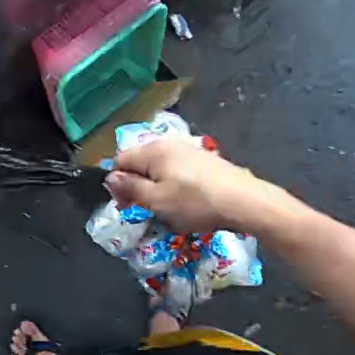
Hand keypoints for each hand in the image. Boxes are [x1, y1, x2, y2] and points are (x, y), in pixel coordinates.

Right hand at [105, 136, 301, 235]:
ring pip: (159, 168)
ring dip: (156, 188)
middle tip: (145, 211)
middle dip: (137, 186)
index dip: (117, 183)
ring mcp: (189, 150)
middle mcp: (169, 143)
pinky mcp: (205, 161)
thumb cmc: (195, 202)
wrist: (244, 201)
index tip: (125, 206)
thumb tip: (111, 177)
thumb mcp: (156, 201)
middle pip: (140, 162)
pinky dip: (174, 186)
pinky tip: (186, 203)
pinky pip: (178, 171)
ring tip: (167, 210)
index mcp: (153, 150)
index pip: (120, 160)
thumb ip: (130, 188)